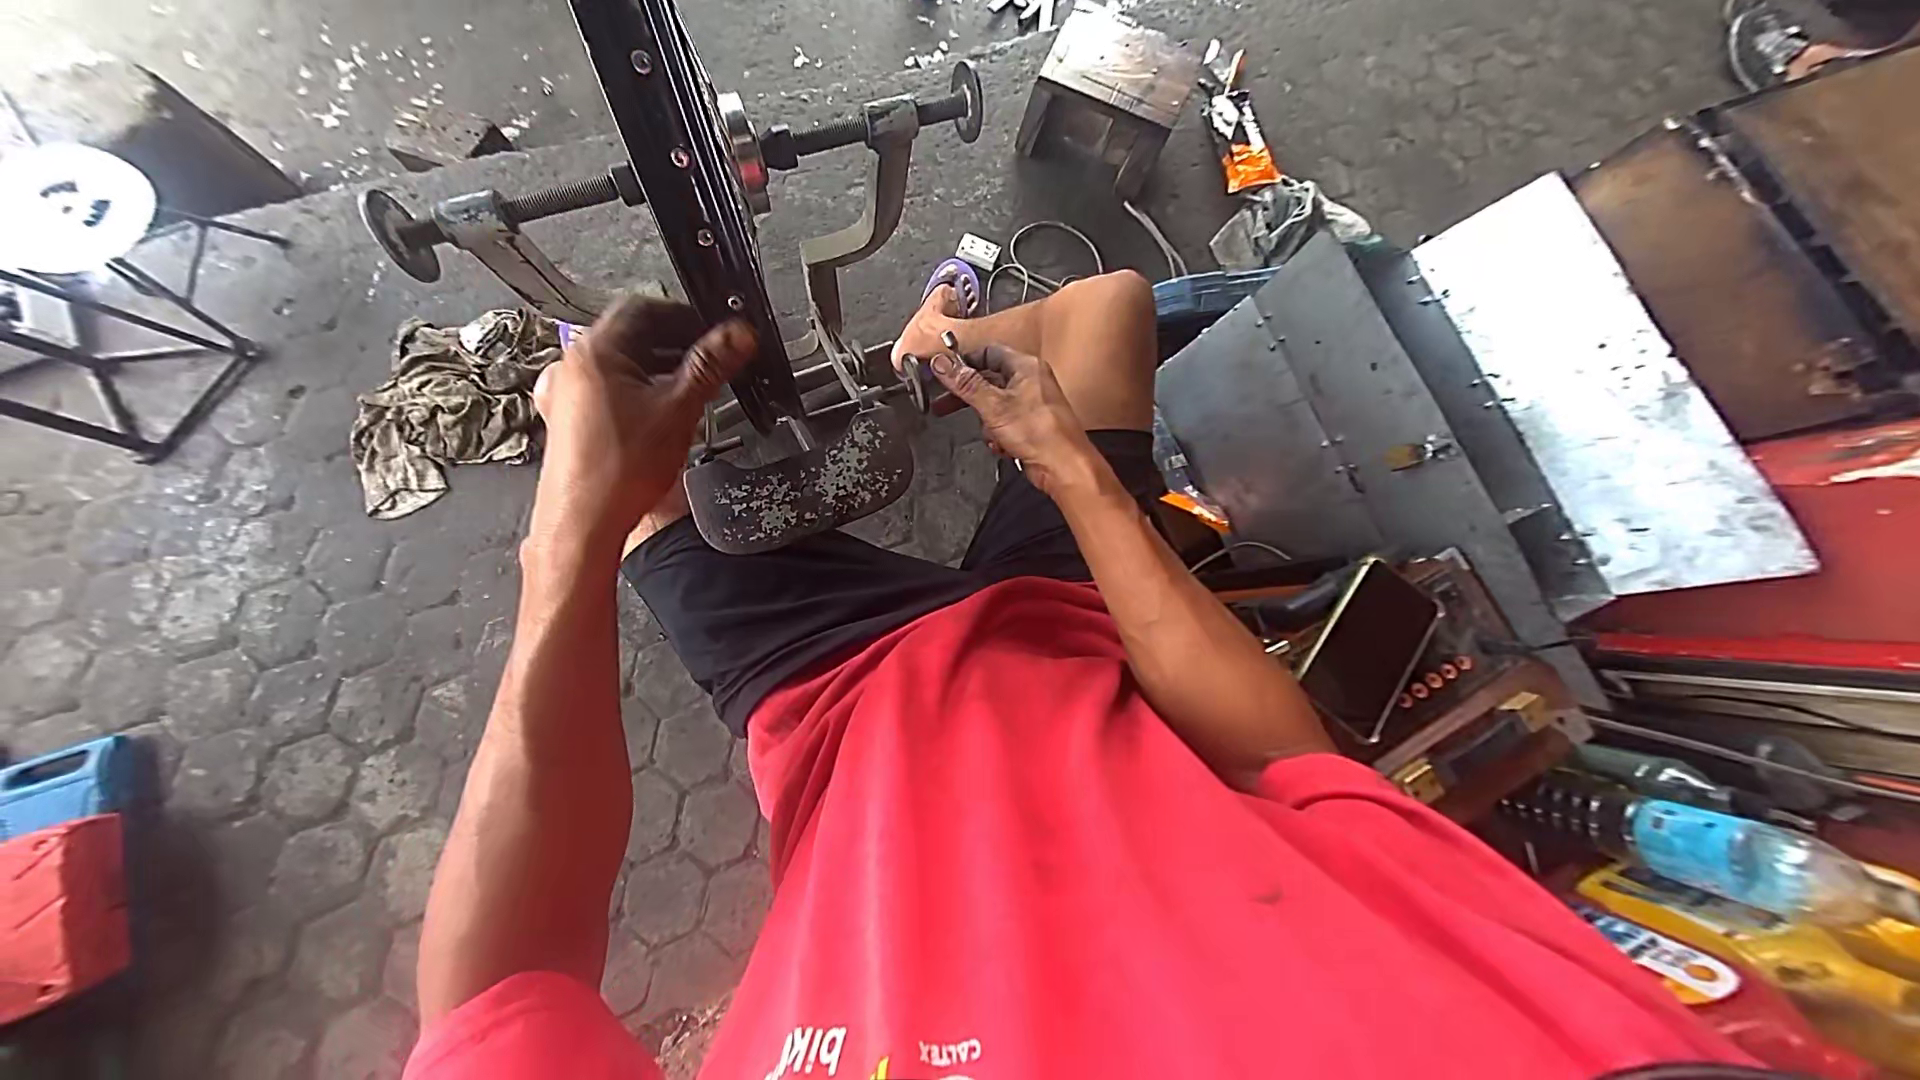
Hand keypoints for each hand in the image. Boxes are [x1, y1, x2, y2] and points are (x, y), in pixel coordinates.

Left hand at [527, 294, 754, 558]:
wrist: (585, 521)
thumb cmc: (617, 471)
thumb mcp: (679, 409)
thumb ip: (711, 366)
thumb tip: (737, 336)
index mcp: (594, 353)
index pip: (644, 308)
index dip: (685, 316)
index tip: (714, 332)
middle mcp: (573, 367)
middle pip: (633, 336)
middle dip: (676, 346)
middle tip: (711, 362)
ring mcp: (568, 394)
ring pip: (622, 365)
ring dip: (659, 370)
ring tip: (690, 392)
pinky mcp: (572, 419)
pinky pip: (611, 391)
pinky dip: (640, 393)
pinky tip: (660, 416)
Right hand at [930, 344, 1100, 497]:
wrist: (1063, 466)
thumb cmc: (1041, 433)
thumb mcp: (993, 405)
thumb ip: (965, 384)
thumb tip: (943, 364)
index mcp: (1026, 366)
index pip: (987, 352)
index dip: (964, 361)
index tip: (945, 372)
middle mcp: (1031, 382)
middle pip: (988, 380)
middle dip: (969, 397)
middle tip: (946, 403)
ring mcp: (1031, 404)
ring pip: (994, 406)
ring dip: (986, 423)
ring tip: (990, 432)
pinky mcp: (1030, 425)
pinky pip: (1004, 424)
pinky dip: (998, 435)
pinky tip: (1003, 445)